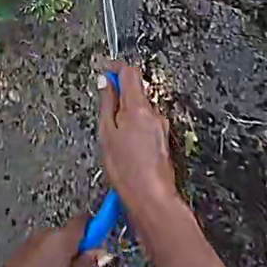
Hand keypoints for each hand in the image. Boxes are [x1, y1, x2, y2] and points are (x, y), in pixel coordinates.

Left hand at [0, 223, 103, 266]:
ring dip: (59, 261)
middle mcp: (45, 234)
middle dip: (75, 252)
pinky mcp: (18, 255)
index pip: (83, 220)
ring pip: (53, 246)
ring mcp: (29, 243)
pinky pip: (40, 254)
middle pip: (67, 235)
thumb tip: (100, 250)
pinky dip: (45, 266)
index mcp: (62, 238)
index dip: (94, 230)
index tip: (99, 248)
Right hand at [97, 63, 178, 213]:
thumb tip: (106, 81)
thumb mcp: (106, 132)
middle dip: (120, 93)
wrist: (151, 198)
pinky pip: (146, 123)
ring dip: (127, 112)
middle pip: (136, 89)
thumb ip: (107, 102)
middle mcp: (153, 112)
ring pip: (141, 107)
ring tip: (114, 135)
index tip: (105, 71)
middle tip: (104, 109)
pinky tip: (126, 146)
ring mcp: (160, 126)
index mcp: (138, 106)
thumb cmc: (127, 169)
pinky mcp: (161, 139)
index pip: (130, 72)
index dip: (116, 68)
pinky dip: (134, 126)